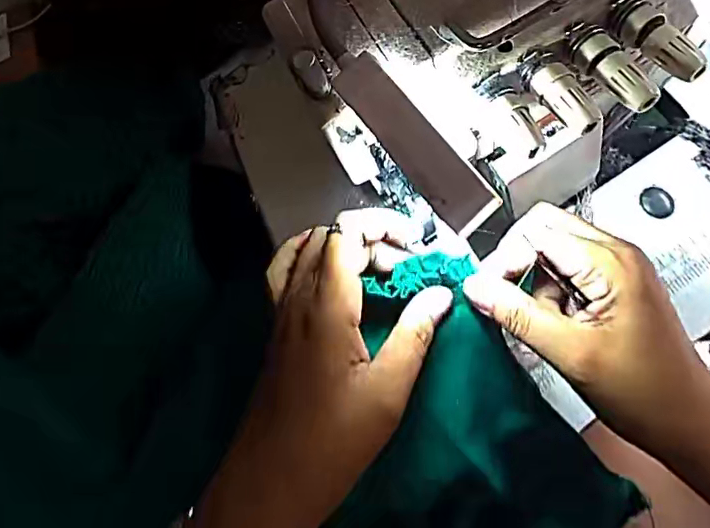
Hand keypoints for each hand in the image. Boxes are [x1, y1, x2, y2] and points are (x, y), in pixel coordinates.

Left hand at [193, 209, 452, 527]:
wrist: (267, 486)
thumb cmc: (330, 442)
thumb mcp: (387, 393)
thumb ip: (415, 334)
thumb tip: (442, 293)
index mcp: (326, 305)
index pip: (347, 232)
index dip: (383, 225)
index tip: (413, 245)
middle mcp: (298, 297)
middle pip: (332, 236)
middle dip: (374, 239)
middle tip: (406, 269)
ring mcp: (281, 310)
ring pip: (310, 249)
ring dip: (346, 247)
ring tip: (377, 269)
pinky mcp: (276, 327)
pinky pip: (288, 270)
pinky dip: (313, 258)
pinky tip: (334, 276)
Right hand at [461, 202, 709, 455]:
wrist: (691, 423)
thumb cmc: (646, 394)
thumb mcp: (572, 355)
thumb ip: (519, 315)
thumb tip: (477, 287)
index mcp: (610, 260)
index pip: (537, 230)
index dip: (507, 259)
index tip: (491, 293)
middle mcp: (617, 251)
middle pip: (546, 227)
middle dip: (519, 261)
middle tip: (507, 301)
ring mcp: (619, 264)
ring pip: (556, 247)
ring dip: (538, 279)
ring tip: (548, 324)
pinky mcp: (617, 281)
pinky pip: (571, 267)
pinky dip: (555, 290)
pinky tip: (562, 325)